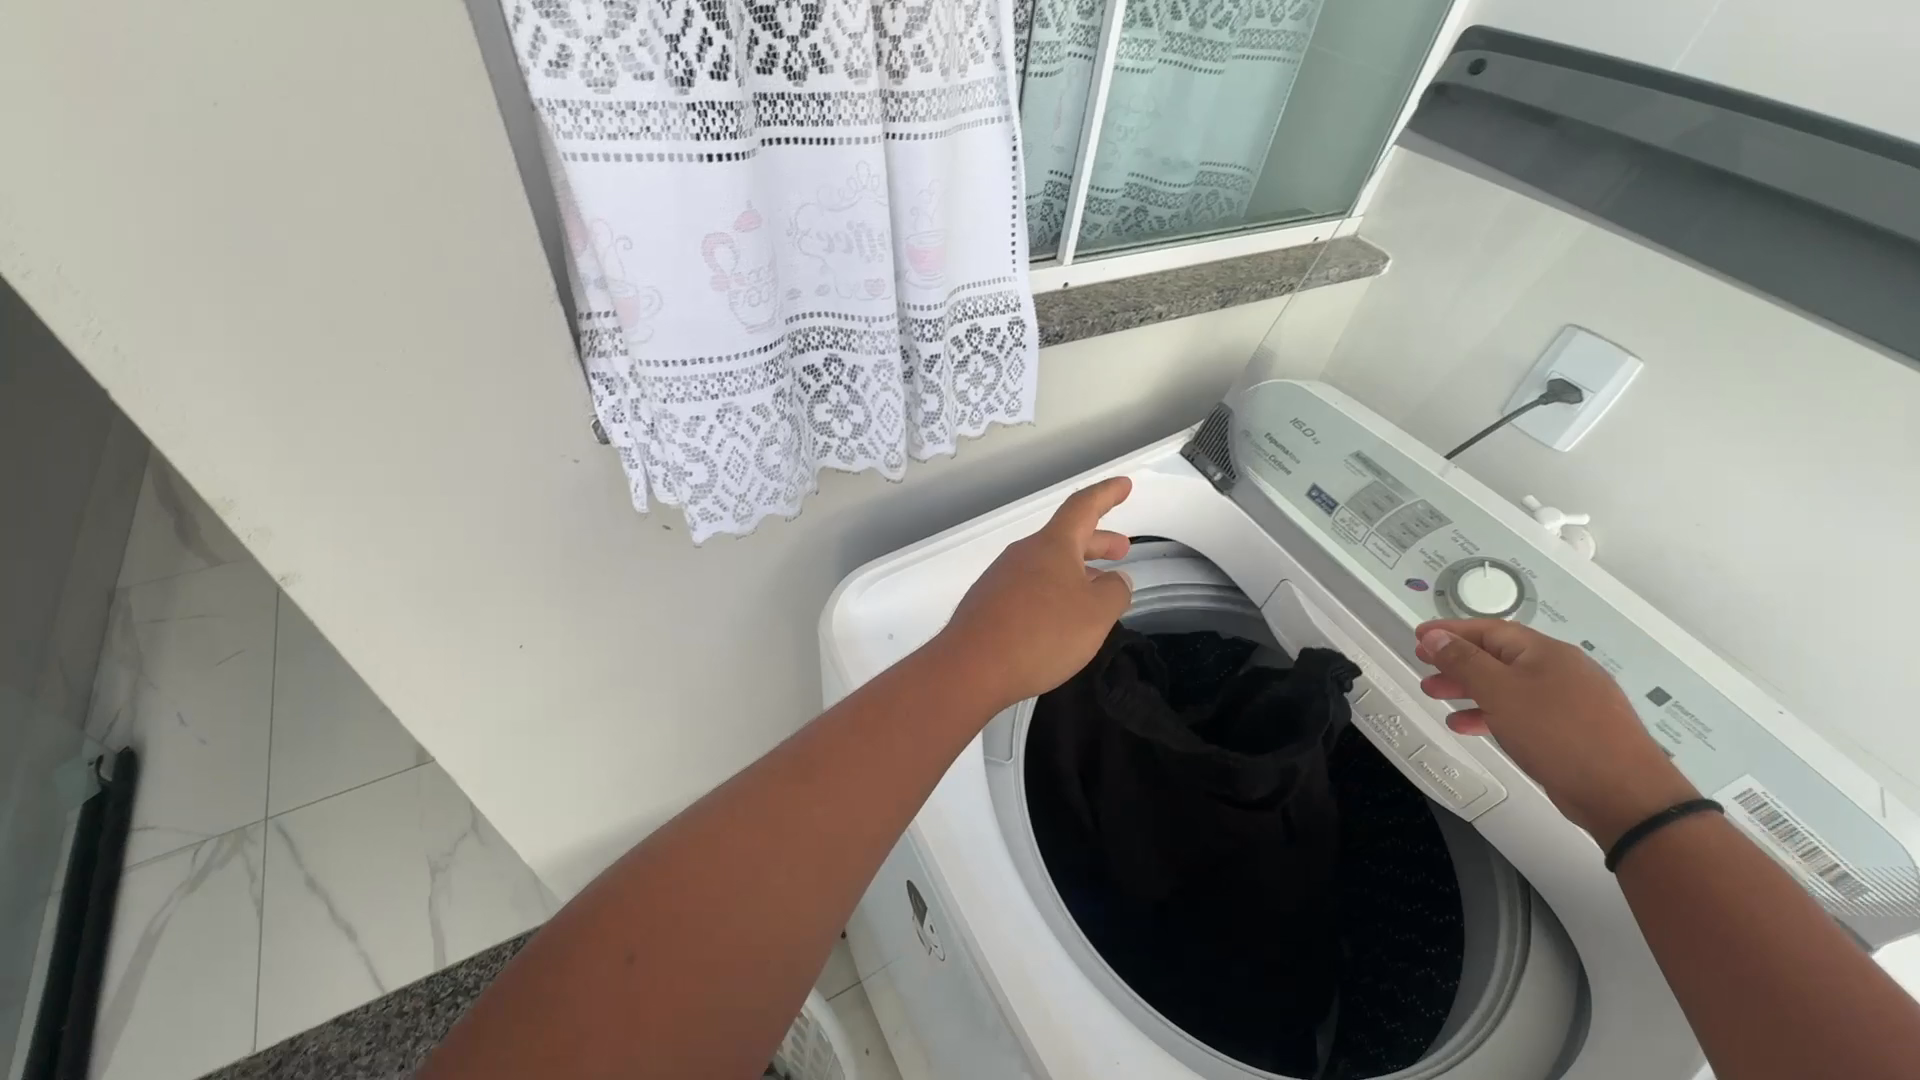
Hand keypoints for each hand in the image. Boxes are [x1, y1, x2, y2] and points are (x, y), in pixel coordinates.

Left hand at [931, 477, 1134, 711]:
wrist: (970, 667)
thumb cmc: (1041, 634)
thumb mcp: (1096, 614)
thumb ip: (1115, 592)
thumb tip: (1114, 580)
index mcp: (1052, 546)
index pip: (1083, 507)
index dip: (1107, 494)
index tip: (1124, 485)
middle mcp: (1024, 554)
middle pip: (1065, 538)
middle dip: (1096, 542)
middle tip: (1121, 549)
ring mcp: (1001, 578)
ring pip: (1047, 565)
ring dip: (1075, 571)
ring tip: (1097, 590)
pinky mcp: (988, 605)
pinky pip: (1029, 588)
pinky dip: (1053, 593)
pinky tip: (1060, 618)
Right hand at [1415, 619, 1699, 846]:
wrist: (1625, 794)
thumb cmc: (1557, 733)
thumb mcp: (1500, 691)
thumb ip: (1463, 661)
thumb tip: (1436, 636)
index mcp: (1545, 652)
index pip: (1489, 630)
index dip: (1451, 631)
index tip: (1419, 636)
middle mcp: (1561, 669)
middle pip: (1498, 657)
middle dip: (1457, 662)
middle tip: (1424, 669)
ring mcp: (1571, 701)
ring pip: (1509, 686)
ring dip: (1470, 689)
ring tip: (1436, 698)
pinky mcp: (1574, 730)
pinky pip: (1523, 712)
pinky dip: (1492, 714)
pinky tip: (1468, 725)